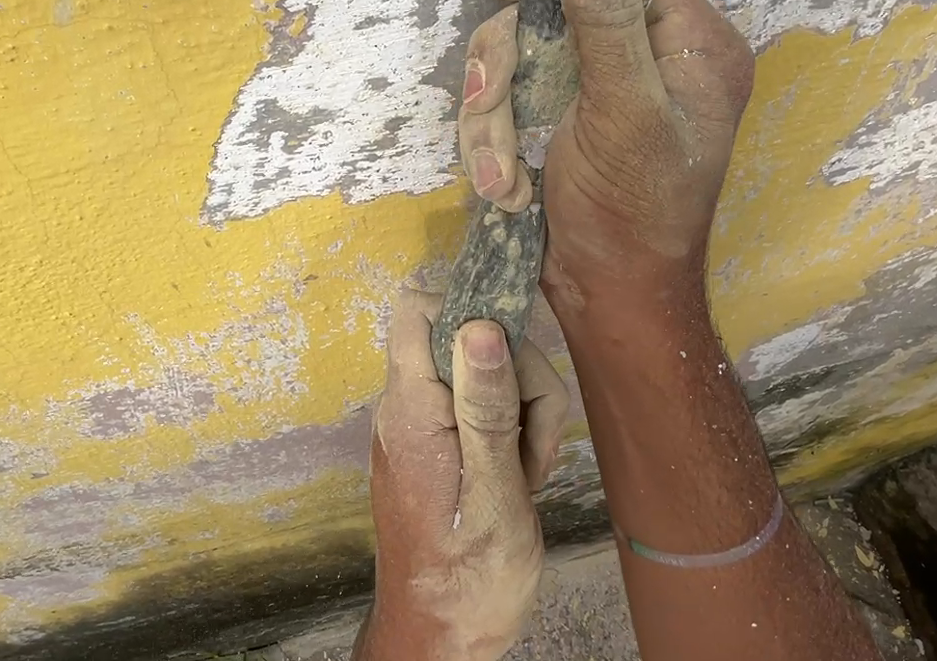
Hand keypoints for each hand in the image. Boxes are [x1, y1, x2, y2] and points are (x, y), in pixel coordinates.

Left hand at [356, 290, 568, 660]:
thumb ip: (484, 407)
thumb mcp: (493, 494)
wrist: (439, 636)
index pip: (419, 308)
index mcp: (411, 407)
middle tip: (529, 446)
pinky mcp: (436, 437)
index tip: (513, 356)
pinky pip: (478, 403)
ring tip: (524, 473)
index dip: (468, 311)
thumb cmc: (468, 577)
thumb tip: (479, 324)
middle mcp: (406, 401)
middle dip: (515, 377)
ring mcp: (421, 419)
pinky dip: (508, 427)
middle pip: (466, 337)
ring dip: (520, 409)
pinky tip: (516, 473)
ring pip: (482, 369)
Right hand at [458, 0, 754, 306]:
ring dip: (493, 114)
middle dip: (510, 63)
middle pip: (553, 6)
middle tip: (490, 99)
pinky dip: (493, 138)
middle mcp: (642, 54)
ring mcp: (592, 84)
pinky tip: (502, 182)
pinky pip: (504, 94)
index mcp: (688, 43)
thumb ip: (605, 13)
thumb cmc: (632, 207)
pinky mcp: (553, 112)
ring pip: (516, 52)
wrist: (603, 293)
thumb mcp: (624, 107)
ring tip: (497, 170)